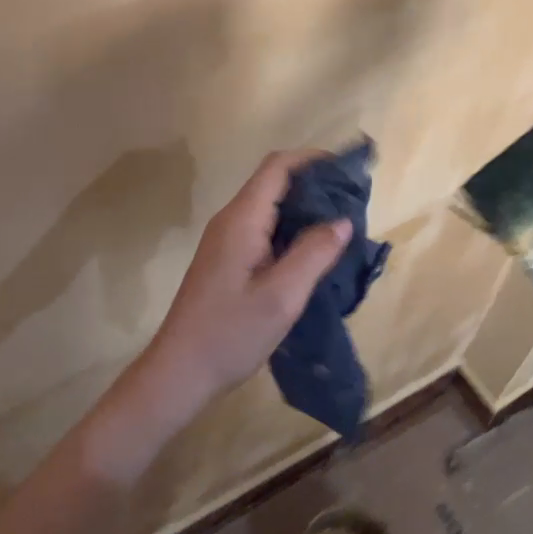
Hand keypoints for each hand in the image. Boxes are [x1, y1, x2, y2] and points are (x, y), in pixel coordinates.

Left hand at [144, 150, 351, 405]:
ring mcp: (226, 241)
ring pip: (270, 208)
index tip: (349, 172)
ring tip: (342, 228)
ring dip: (304, 210)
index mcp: (242, 219)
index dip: (314, 160)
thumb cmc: (230, 333)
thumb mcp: (282, 296)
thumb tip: (342, 220)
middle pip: (274, 182)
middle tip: (353, 204)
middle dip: (314, 185)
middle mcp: (231, 221)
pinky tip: (313, 255)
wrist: (178, 374)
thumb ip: (314, 253)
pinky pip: (263, 230)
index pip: (278, 166)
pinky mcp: (226, 261)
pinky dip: (291, 231)